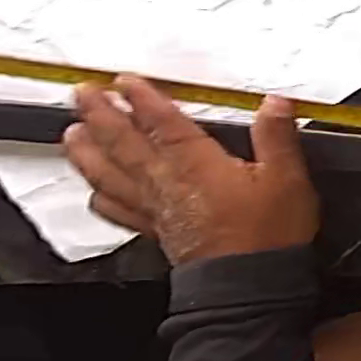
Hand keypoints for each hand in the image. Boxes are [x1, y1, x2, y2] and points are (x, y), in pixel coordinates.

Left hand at [62, 76, 318, 265]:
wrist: (249, 279)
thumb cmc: (270, 229)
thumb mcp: (288, 176)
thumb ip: (277, 137)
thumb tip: (274, 104)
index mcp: (198, 165)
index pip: (163, 124)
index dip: (144, 100)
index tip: (127, 81)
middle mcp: (168, 183)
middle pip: (123, 143)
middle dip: (101, 115)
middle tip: (84, 94)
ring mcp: (157, 208)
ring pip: (108, 173)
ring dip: (86, 150)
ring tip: (72, 132)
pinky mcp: (157, 230)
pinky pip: (116, 209)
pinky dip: (99, 194)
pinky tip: (93, 189)